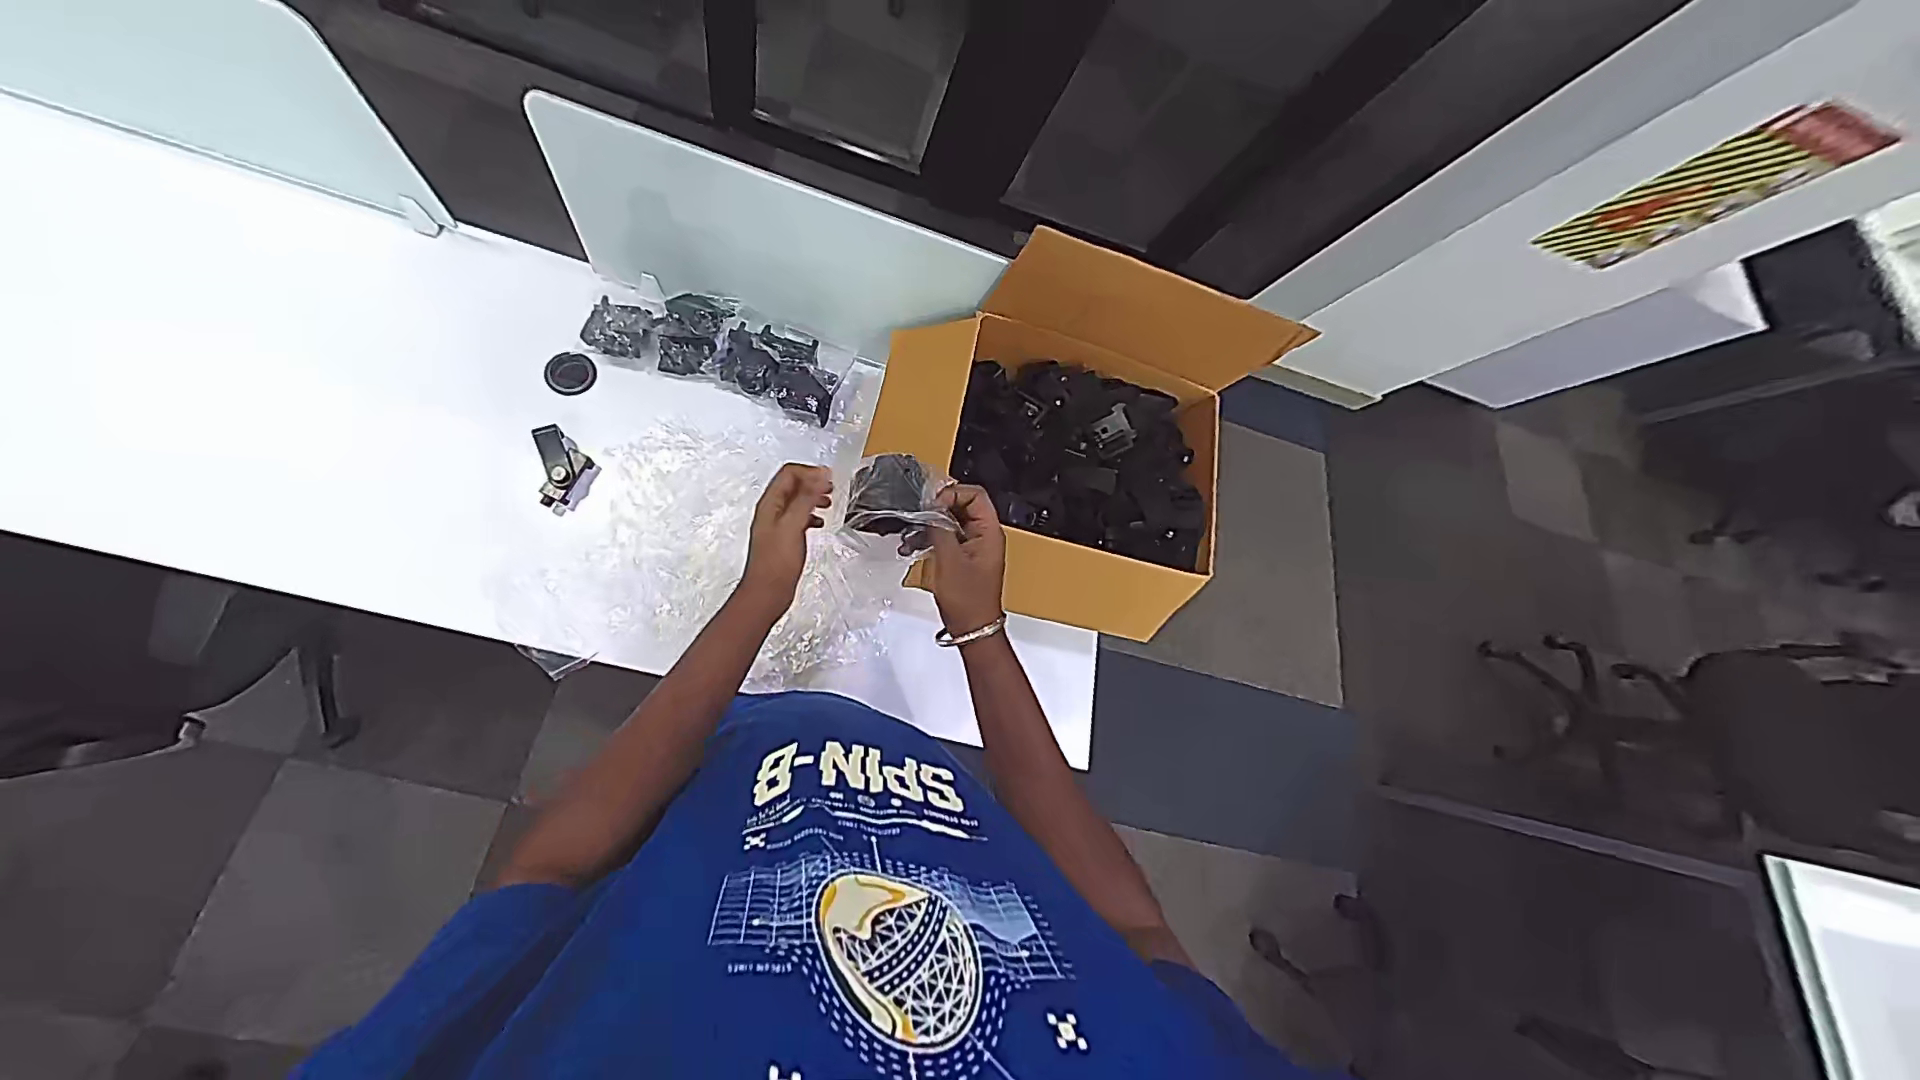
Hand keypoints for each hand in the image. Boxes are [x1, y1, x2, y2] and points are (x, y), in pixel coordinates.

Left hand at [740, 463, 832, 609]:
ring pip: (796, 500)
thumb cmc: (775, 564)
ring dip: (813, 496)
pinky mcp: (784, 537)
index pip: (789, 473)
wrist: (767, 592)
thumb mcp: (793, 525)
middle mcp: (771, 511)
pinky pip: (798, 517)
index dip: (810, 472)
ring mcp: (777, 524)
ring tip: (828, 501)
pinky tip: (819, 522)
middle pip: (792, 484)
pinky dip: (811, 514)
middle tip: (831, 486)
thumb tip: (819, 477)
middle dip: (813, 481)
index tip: (829, 478)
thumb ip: (806, 499)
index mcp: (770, 504)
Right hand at [928, 484, 1005, 634]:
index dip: (952, 494)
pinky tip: (913, 546)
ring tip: (912, 534)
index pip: (976, 495)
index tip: (932, 504)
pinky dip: (931, 538)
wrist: (971, 628)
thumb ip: (940, 529)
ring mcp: (974, 546)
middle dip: (938, 509)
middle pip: (962, 506)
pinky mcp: (964, 557)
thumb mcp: (949, 560)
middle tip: (919, 515)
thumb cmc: (968, 601)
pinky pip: (948, 537)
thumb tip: (931, 508)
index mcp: (989, 532)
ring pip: (952, 522)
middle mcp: (984, 536)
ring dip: (931, 524)